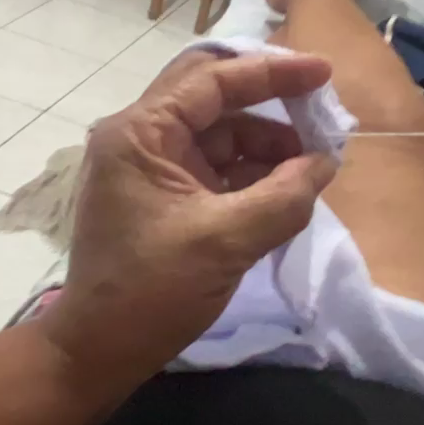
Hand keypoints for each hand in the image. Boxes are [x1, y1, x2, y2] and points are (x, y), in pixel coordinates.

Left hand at [40, 50, 338, 382]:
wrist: (99, 352)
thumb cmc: (150, 292)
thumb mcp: (225, 241)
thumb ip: (283, 197)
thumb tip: (324, 164)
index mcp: (139, 134)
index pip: (210, 80)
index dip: (271, 72)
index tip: (323, 73)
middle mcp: (142, 140)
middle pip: (213, 100)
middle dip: (269, 104)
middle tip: (319, 113)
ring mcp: (153, 171)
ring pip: (219, 137)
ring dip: (266, 146)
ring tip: (311, 166)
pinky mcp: (166, 200)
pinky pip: (216, 172)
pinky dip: (253, 176)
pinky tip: (287, 189)